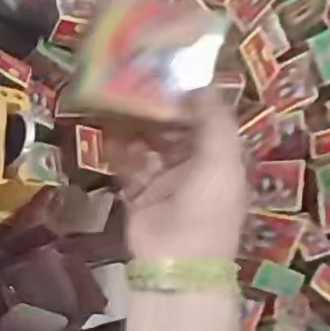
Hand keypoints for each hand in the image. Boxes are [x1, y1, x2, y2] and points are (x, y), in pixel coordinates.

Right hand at [110, 94, 247, 260]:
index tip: (169, 73)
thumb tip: (199, 83)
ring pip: (147, 145)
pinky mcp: (136, 193)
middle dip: (157, 110)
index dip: (189, 97)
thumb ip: (213, 121)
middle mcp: (191, 164)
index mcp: (218, 155)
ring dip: (135, 127)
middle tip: (135, 85)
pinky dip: (117, 151)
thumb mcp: (221, 160)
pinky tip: (107, 135)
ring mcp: (161, 179)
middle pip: (172, 129)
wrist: (176, 257)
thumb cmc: (207, 208)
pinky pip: (126, 166)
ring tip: (117, 105)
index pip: (204, 118)